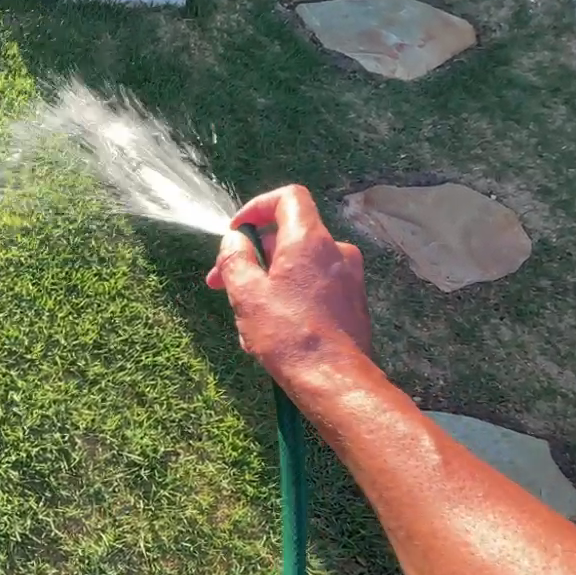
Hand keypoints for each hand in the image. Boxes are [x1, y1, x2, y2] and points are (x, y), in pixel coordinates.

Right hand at [205, 184, 372, 389]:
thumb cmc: (286, 333)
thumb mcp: (246, 294)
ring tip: (245, 311)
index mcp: (309, 241)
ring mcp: (349, 275)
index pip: (288, 197)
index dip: (257, 207)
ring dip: (267, 277)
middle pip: (288, 235)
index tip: (237, 232)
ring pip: (299, 262)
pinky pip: (313, 282)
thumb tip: (234, 240)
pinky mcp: (352, 299)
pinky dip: (288, 291)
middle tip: (222, 282)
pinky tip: (272, 323)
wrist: (333, 377)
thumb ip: (235, 259)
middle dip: (253, 254)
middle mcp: (335, 250)